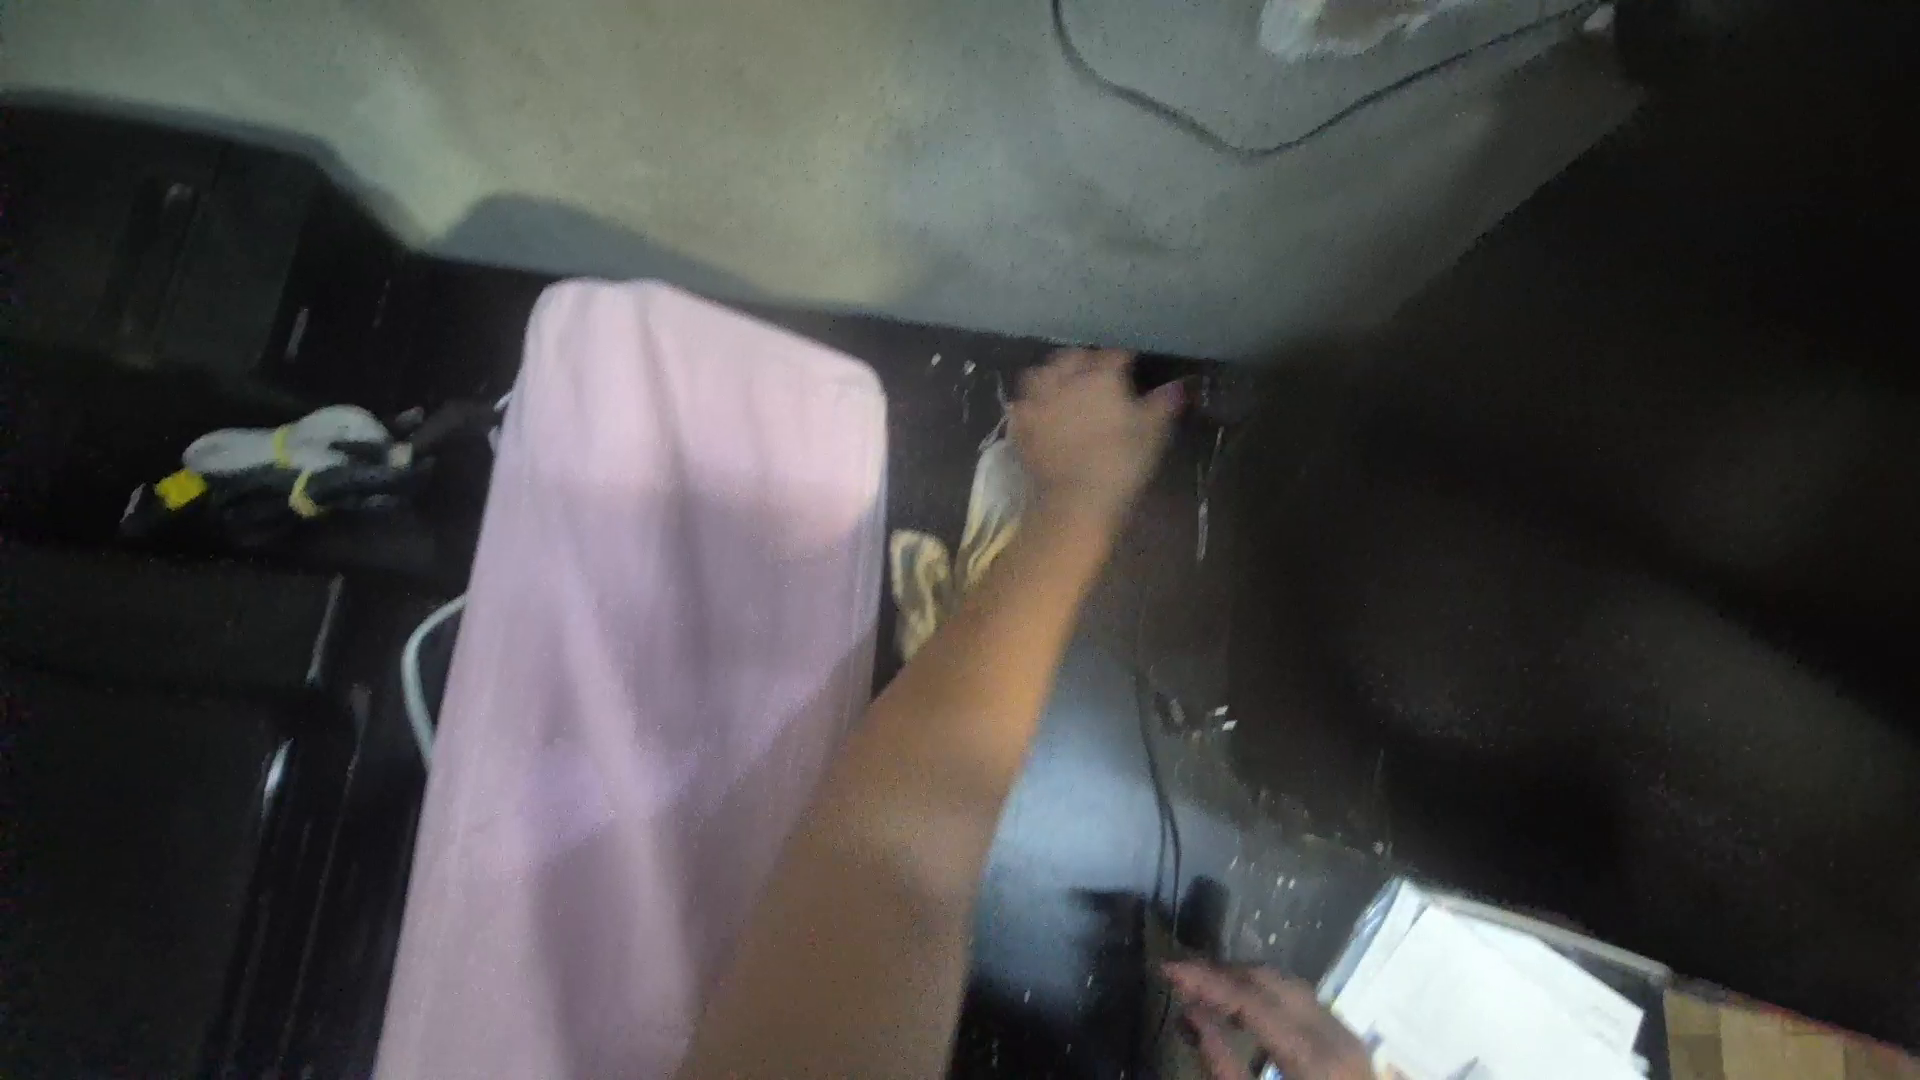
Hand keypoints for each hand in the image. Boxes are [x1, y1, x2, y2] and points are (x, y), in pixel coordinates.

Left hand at [1010, 348, 1180, 531]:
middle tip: (1094, 374)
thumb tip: (1181, 384)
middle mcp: (1064, 380)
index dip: (1124, 359)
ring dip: (1051, 375)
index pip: (1114, 355)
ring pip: (1040, 374)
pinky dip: (1030, 404)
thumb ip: (1164, 403)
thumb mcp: (1153, 432)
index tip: (1131, 366)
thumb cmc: (1121, 464)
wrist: (1075, 501)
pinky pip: (1022, 404)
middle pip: (1071, 358)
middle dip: (1083, 361)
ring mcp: (1037, 402)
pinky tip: (1039, 412)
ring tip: (1061, 387)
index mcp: (1100, 376)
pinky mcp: (1020, 426)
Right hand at [1163, 962, 1374, 1079]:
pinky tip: (1240, 1009)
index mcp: (1317, 1059)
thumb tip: (1191, 1012)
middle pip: (1271, 981)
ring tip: (1203, 988)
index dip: (1205, 979)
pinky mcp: (1350, 1050)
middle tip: (1181, 975)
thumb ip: (1223, 1065)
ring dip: (1243, 982)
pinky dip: (1266, 998)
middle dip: (1222, 973)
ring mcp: (1349, 1040)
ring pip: (1288, 987)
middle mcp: (1338, 1037)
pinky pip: (1302, 1004)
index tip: (1167, 968)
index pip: (1251, 998)